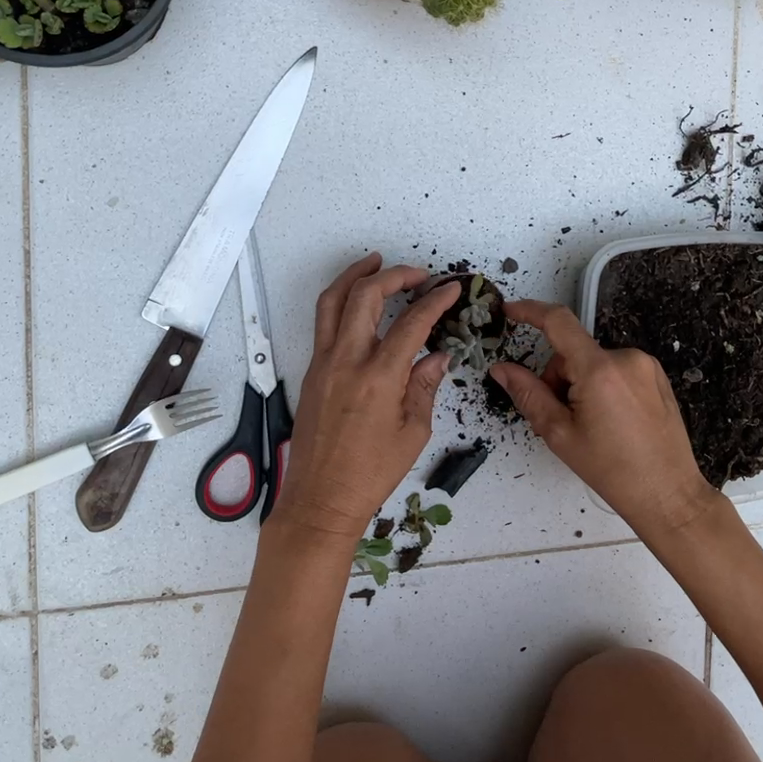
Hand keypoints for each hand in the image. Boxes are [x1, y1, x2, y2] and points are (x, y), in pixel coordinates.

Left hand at [273, 253, 459, 540]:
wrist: (321, 499)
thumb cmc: (371, 473)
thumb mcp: (413, 432)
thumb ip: (424, 386)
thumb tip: (437, 356)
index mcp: (378, 377)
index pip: (412, 323)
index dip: (435, 301)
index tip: (451, 289)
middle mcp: (346, 361)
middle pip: (366, 296)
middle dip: (394, 275)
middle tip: (418, 274)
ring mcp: (323, 363)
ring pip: (333, 301)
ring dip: (356, 275)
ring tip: (376, 262)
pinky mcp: (311, 371)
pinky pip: (323, 323)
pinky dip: (341, 301)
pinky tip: (358, 302)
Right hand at [489, 300, 715, 535]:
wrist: (668, 495)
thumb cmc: (612, 470)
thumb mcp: (560, 434)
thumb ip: (528, 394)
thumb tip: (500, 369)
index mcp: (599, 370)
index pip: (558, 322)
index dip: (529, 311)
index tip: (508, 312)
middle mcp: (626, 357)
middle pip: (573, 352)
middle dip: (558, 378)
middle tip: (560, 418)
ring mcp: (646, 365)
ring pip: (593, 362)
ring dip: (581, 383)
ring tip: (589, 425)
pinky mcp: (657, 376)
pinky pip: (616, 369)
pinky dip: (603, 386)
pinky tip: (611, 420)